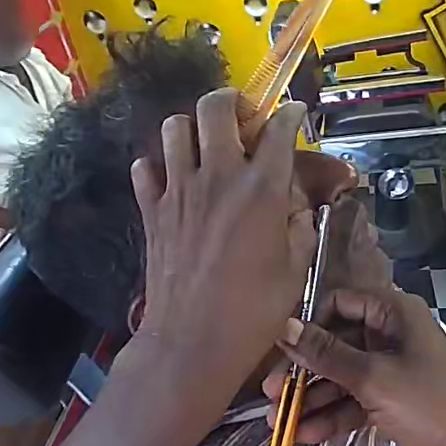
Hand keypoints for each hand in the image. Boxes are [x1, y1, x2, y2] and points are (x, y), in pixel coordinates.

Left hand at [130, 90, 315, 433]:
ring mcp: (177, 191)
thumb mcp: (296, 269)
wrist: (192, 343)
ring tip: (207, 149)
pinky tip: (175, 182)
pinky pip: (145, 168)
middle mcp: (216, 176)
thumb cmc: (254, 312)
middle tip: (244, 123)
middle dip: (233, 102)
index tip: (294, 113)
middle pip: (215, 106)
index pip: (278, 129)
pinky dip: (159, 167)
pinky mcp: (151, 210)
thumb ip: (300, 225)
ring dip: (193, 130)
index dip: (290, 114)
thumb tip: (293, 202)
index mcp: (260, 188)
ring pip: (173, 127)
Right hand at [260, 195, 390, 444]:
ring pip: (341, 376)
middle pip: (336, 343)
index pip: (341, 303)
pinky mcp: (390, 403)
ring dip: (312, 397)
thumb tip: (284, 328)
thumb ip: (326, 354)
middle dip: (304, 369)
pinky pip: (353, 402)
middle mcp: (390, 336)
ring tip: (279, 420)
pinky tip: (304, 434)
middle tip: (270, 391)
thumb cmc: (432, 405)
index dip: (309, 322)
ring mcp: (391, 371)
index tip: (279, 346)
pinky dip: (331, 416)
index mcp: (395, 314)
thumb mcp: (374, 377)